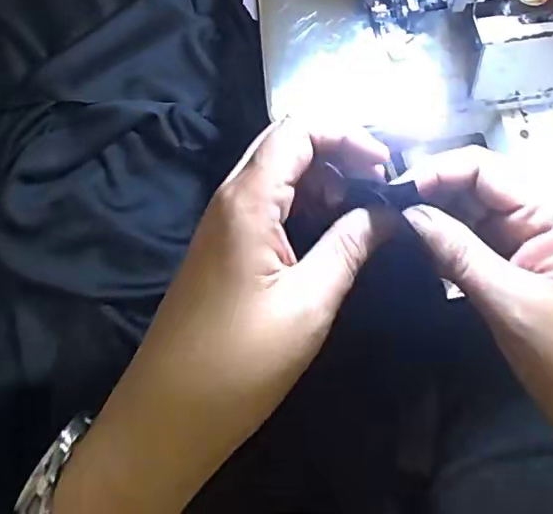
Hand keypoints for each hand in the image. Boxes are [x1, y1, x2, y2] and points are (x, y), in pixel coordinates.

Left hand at [56, 120, 392, 513]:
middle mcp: (233, 197)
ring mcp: (227, 220)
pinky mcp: (228, 244)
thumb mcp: (309, 303)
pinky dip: (308, 201)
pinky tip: (331, 229)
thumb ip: (352, 244)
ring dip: (326, 177)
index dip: (348, 134)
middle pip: (290, 141)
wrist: (162, 424)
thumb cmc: (238, 364)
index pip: (299, 129)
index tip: (385, 165)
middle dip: (340, 150)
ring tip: (361, 209)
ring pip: (282, 169)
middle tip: (378, 182)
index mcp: (249, 199)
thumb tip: (389, 212)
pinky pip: (273, 200)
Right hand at [400, 147, 552, 513]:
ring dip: (437, 218)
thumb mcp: (512, 304)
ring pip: (473, 215)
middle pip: (476, 186)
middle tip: (382, 211)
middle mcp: (537, 214)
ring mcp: (529, 242)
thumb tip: (409, 211)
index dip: (436, 170)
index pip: (482, 167)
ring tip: (390, 227)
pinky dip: (449, 246)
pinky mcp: (520, 270)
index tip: (391, 191)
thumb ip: (460, 253)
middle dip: (432, 192)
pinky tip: (418, 251)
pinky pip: (479, 244)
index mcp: (547, 208)